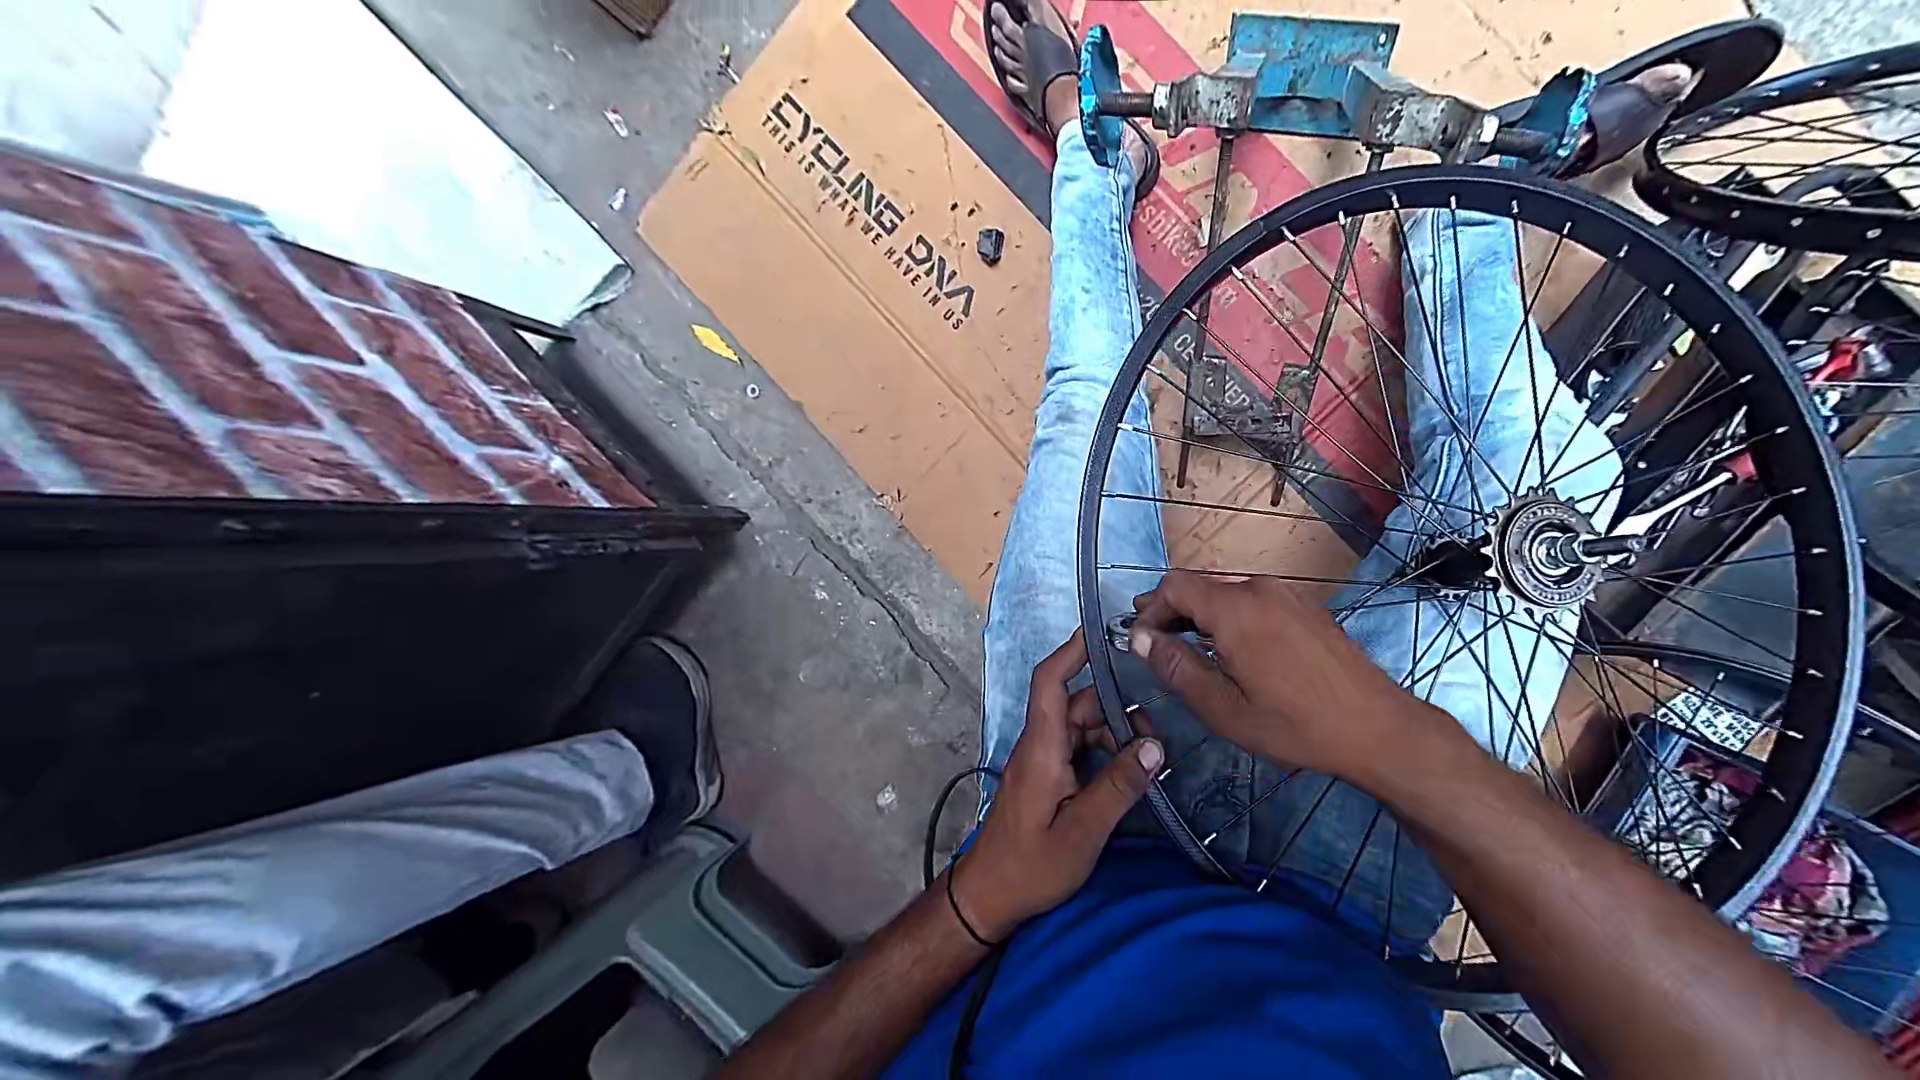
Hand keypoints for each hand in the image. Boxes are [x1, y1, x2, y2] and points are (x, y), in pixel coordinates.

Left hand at [951, 630, 1162, 940]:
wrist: (989, 896)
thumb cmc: (1031, 865)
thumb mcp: (1083, 831)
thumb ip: (1119, 787)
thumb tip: (1155, 747)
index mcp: (1041, 748)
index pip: (1050, 682)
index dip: (1072, 651)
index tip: (1101, 631)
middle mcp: (1039, 745)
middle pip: (1076, 705)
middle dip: (1115, 710)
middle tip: (1156, 738)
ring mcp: (1041, 761)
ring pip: (1081, 728)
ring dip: (1113, 735)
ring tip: (1147, 762)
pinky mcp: (1045, 777)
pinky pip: (1078, 750)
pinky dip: (1104, 754)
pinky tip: (1127, 774)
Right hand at [1127, 571, 1451, 780]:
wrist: (1379, 728)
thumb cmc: (1295, 724)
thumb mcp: (1224, 708)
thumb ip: (1177, 667)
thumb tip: (1141, 639)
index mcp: (1235, 610)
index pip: (1173, 586)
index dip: (1150, 610)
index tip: (1142, 642)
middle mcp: (1259, 590)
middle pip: (1198, 585)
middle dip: (1171, 611)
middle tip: (1156, 643)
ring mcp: (1287, 595)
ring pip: (1225, 592)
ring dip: (1199, 614)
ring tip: (1190, 648)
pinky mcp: (1304, 608)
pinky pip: (1252, 600)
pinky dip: (1229, 616)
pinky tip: (1232, 648)